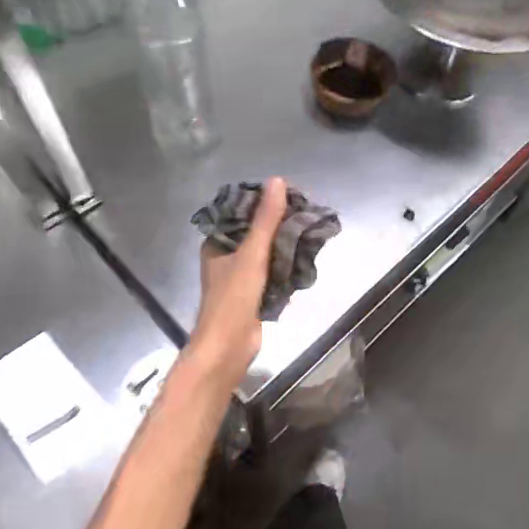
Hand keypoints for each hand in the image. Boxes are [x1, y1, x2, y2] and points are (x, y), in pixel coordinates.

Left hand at [187, 177, 288, 383]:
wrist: (227, 348)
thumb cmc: (233, 298)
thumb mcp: (252, 254)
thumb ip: (266, 220)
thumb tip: (278, 181)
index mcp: (217, 243)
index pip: (241, 212)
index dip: (263, 201)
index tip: (290, 194)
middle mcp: (226, 256)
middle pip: (256, 231)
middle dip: (280, 223)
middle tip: (307, 212)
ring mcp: (240, 276)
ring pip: (267, 252)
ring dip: (286, 244)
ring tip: (312, 230)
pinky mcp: (254, 294)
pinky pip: (273, 272)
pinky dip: (287, 266)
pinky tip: (306, 258)